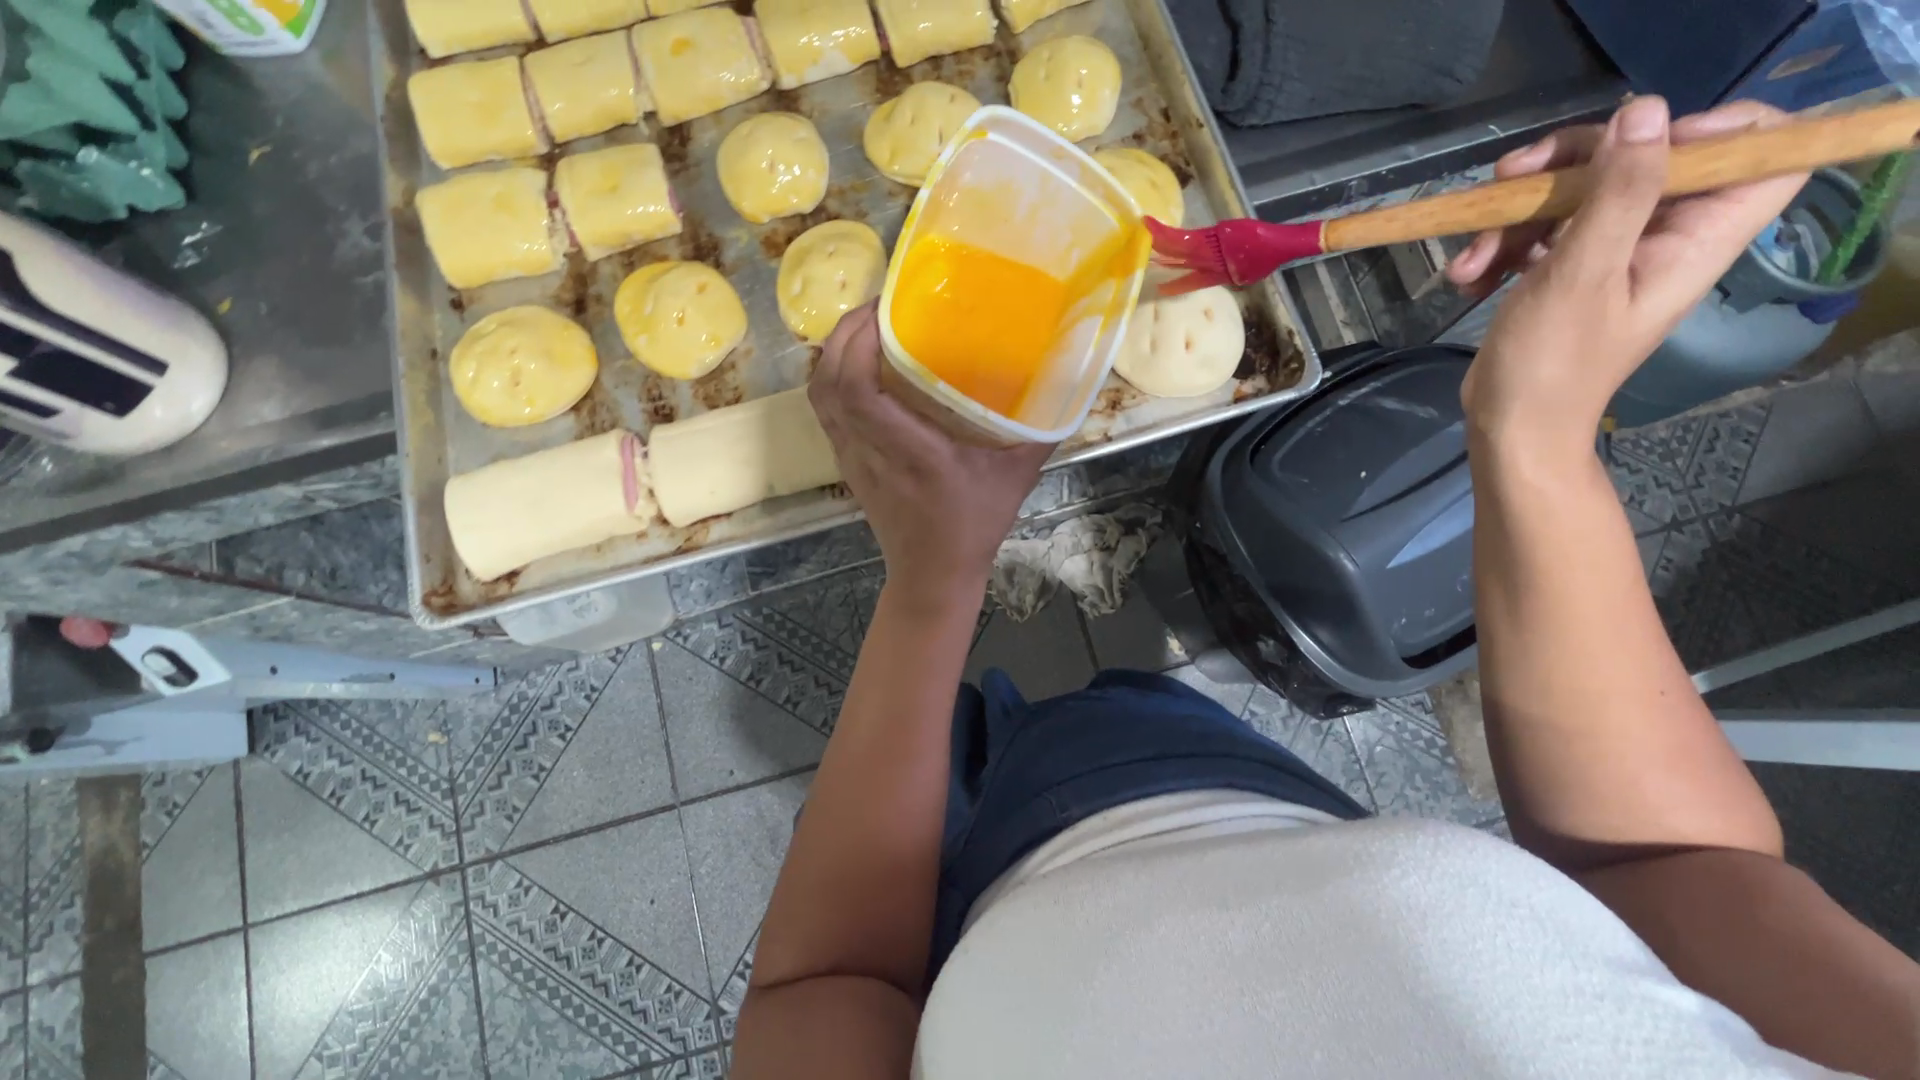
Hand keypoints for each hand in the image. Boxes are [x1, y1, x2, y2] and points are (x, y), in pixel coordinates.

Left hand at [809, 302, 1054, 608]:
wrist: (932, 575)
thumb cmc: (974, 526)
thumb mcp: (1016, 477)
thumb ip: (1040, 427)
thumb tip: (1067, 374)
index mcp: (912, 453)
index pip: (858, 392)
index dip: (857, 344)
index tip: (884, 310)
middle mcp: (871, 451)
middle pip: (828, 383)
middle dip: (843, 334)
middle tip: (878, 305)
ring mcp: (851, 458)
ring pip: (818, 395)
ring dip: (833, 352)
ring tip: (866, 326)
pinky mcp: (846, 462)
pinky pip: (825, 409)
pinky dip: (833, 375)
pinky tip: (860, 361)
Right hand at [1446, 97, 1806, 452]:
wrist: (1509, 427)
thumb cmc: (1552, 363)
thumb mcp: (1581, 274)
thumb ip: (1619, 193)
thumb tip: (1645, 111)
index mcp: (1696, 240)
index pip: (1762, 156)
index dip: (1717, 130)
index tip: (1641, 138)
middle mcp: (1663, 239)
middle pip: (1646, 160)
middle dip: (1573, 162)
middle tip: (1514, 173)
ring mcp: (1610, 254)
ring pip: (1580, 192)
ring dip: (1516, 212)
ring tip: (1473, 250)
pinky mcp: (1565, 269)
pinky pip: (1542, 230)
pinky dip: (1501, 244)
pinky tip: (1468, 272)